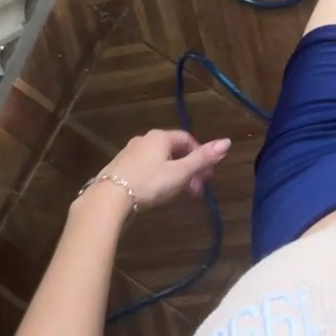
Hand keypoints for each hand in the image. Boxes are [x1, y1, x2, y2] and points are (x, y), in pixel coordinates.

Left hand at [97, 129, 230, 211]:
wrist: (108, 199)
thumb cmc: (149, 183)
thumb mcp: (180, 172)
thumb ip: (203, 159)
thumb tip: (227, 141)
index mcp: (160, 137)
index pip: (187, 140)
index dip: (200, 156)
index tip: (208, 176)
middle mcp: (144, 140)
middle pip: (174, 151)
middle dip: (189, 169)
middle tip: (197, 190)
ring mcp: (129, 154)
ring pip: (160, 162)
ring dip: (174, 176)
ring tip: (180, 195)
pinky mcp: (119, 169)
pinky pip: (146, 170)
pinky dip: (158, 179)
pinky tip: (157, 195)